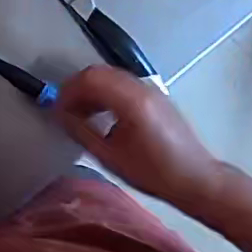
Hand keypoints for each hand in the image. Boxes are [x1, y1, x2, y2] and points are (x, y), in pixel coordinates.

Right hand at [52, 65, 227, 210]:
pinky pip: (123, 83)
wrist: (196, 179)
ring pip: (110, 75)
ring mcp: (151, 89)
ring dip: (90, 89)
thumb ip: (81, 132)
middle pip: (99, 72)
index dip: (67, 91)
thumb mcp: (110, 157)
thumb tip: (59, 115)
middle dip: (76, 88)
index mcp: (132, 101)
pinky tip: (101, 114)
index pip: (90, 79)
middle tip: (64, 110)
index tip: (56, 109)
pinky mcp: (155, 95)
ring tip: (80, 114)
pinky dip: (105, 91)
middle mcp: (142, 87)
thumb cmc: (154, 173)